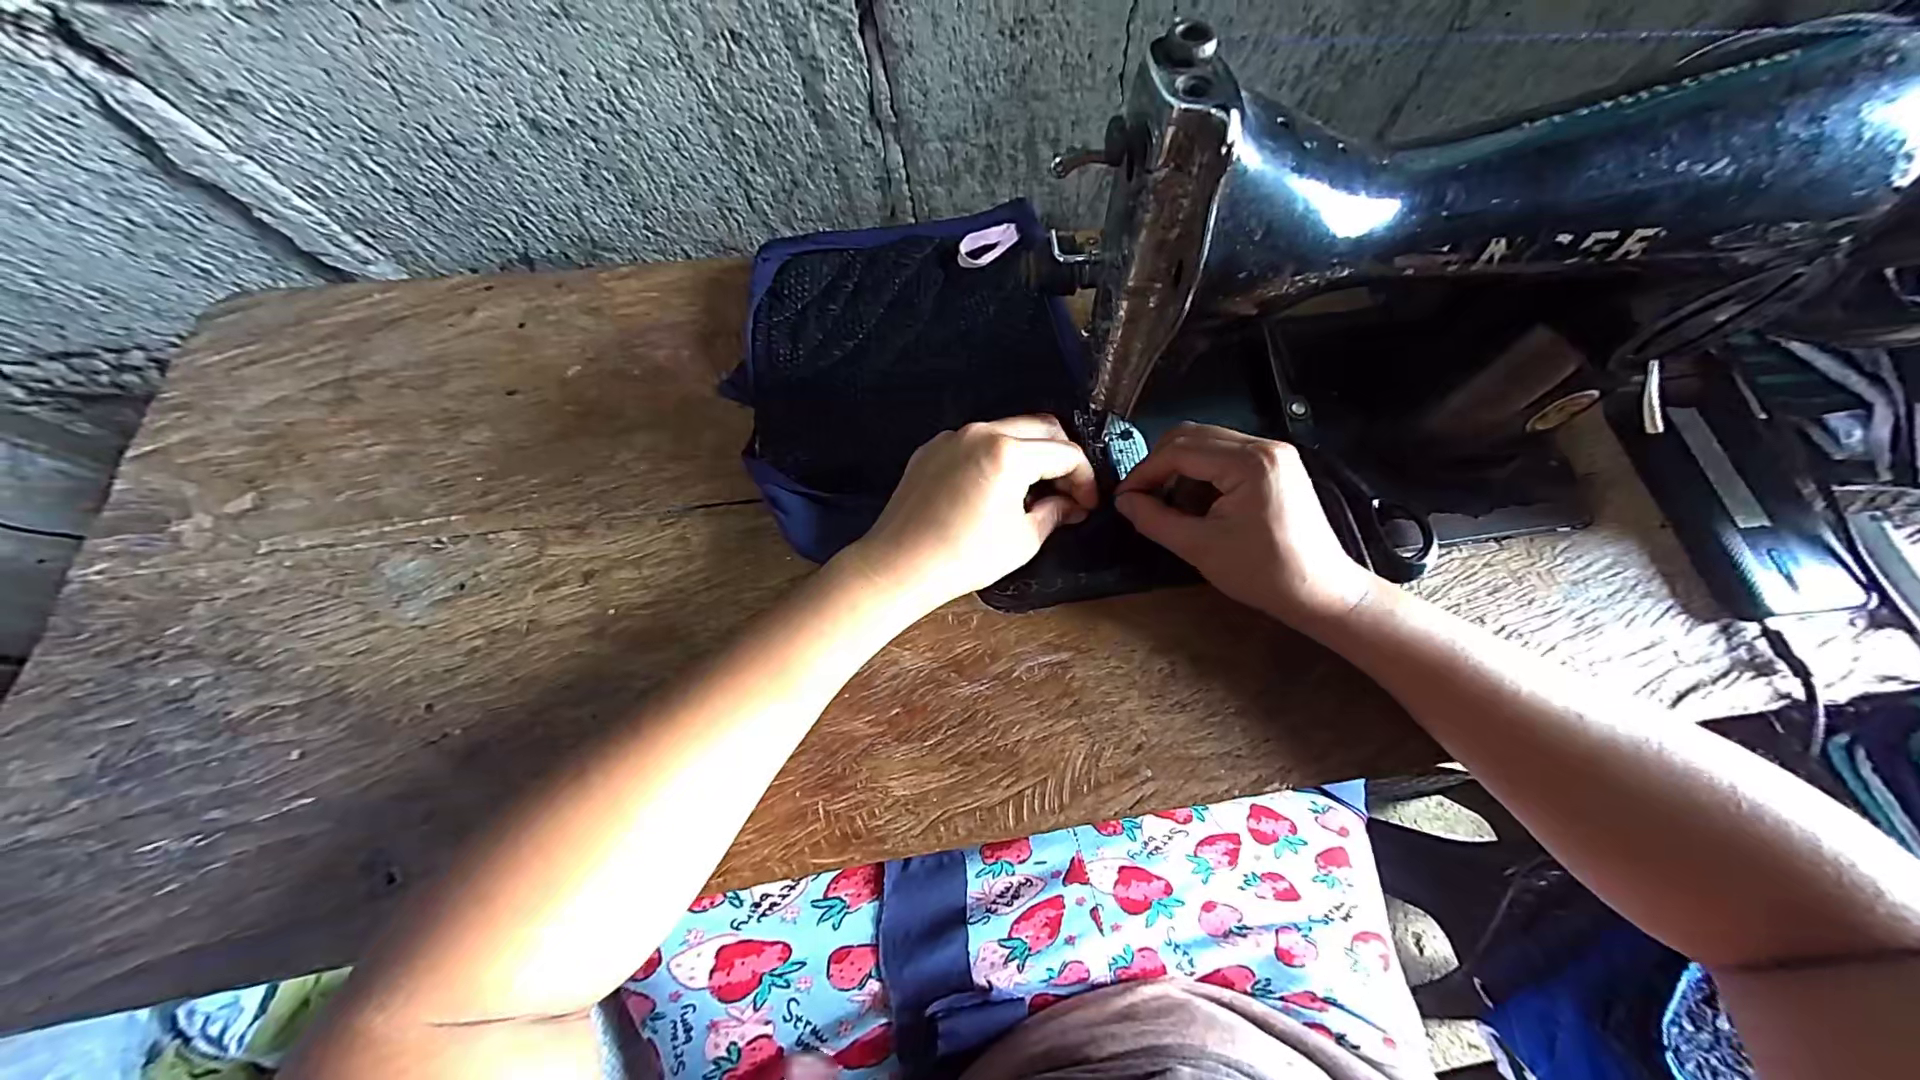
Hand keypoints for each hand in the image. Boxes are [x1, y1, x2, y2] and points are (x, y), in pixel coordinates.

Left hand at [839, 415, 1097, 611]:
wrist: (899, 565)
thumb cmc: (963, 557)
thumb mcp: (1024, 540)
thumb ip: (1055, 512)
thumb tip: (1069, 503)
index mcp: (1007, 452)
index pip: (1065, 453)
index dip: (1084, 480)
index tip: (1087, 504)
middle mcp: (980, 432)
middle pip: (1041, 427)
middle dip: (1063, 457)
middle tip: (1068, 492)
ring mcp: (951, 437)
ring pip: (1008, 430)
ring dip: (1031, 454)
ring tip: (1034, 492)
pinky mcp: (931, 449)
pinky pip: (976, 442)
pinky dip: (997, 457)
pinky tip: (996, 489)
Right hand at [1115, 423, 1377, 626]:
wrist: (1321, 593)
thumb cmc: (1263, 572)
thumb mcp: (1198, 547)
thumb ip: (1154, 519)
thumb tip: (1124, 502)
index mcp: (1249, 462)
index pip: (1179, 450)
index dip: (1144, 472)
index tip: (1124, 498)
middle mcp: (1264, 446)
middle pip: (1191, 437)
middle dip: (1159, 466)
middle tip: (1141, 498)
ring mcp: (1273, 455)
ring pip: (1206, 445)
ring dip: (1180, 471)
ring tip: (1171, 507)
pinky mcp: (1276, 467)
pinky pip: (1225, 458)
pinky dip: (1202, 476)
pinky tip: (1197, 506)